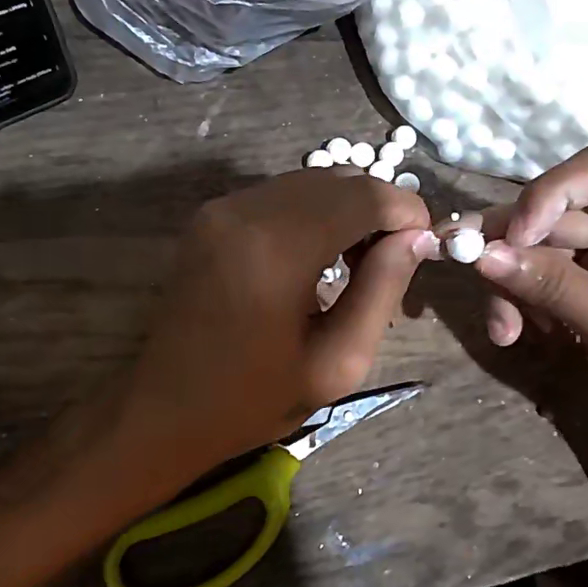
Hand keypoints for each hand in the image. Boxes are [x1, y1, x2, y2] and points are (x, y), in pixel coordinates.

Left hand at [119, 168, 435, 476]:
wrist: (163, 407)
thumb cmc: (252, 398)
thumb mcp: (336, 361)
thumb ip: (382, 290)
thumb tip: (416, 237)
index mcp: (278, 248)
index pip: (364, 195)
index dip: (405, 211)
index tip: (424, 245)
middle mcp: (245, 211)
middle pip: (336, 179)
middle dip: (376, 210)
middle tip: (388, 263)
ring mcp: (220, 209)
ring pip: (307, 183)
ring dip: (343, 210)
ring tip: (353, 266)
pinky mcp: (208, 217)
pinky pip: (276, 196)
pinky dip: (309, 214)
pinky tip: (314, 258)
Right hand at [465, 144, 587, 470]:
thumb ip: (553, 286)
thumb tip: (478, 253)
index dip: (550, 194)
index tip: (510, 240)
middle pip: (564, 210)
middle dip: (517, 248)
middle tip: (468, 271)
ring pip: (546, 246)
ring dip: (514, 283)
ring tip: (503, 329)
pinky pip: (546, 276)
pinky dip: (524, 301)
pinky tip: (516, 334)